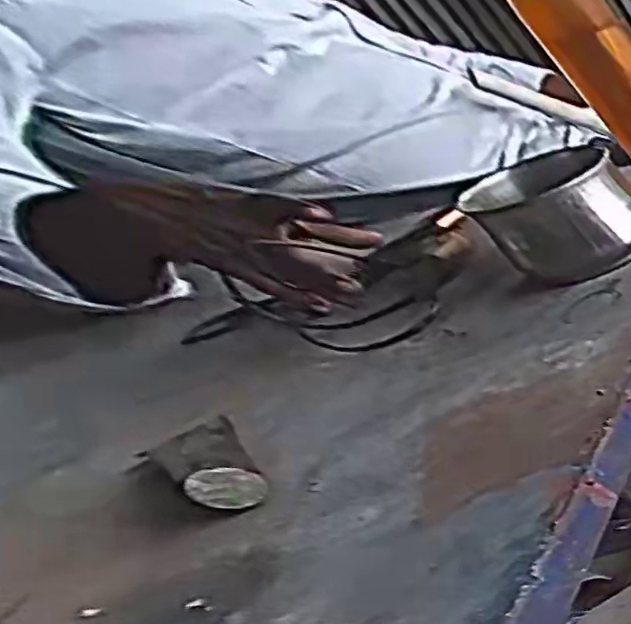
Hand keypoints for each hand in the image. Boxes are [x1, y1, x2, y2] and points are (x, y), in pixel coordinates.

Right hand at [100, 184, 379, 312]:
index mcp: (251, 205)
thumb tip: (326, 216)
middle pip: (302, 240)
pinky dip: (294, 296)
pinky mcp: (235, 267)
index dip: (300, 208)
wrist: (147, 213)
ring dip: (326, 281)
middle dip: (339, 248)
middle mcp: (251, 228)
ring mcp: (244, 249)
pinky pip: (269, 285)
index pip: (284, 206)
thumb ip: (283, 208)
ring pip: (292, 267)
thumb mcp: (240, 197)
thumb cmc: (204, 204)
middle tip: (371, 253)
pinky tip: (319, 306)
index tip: (325, 214)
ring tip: (356, 292)